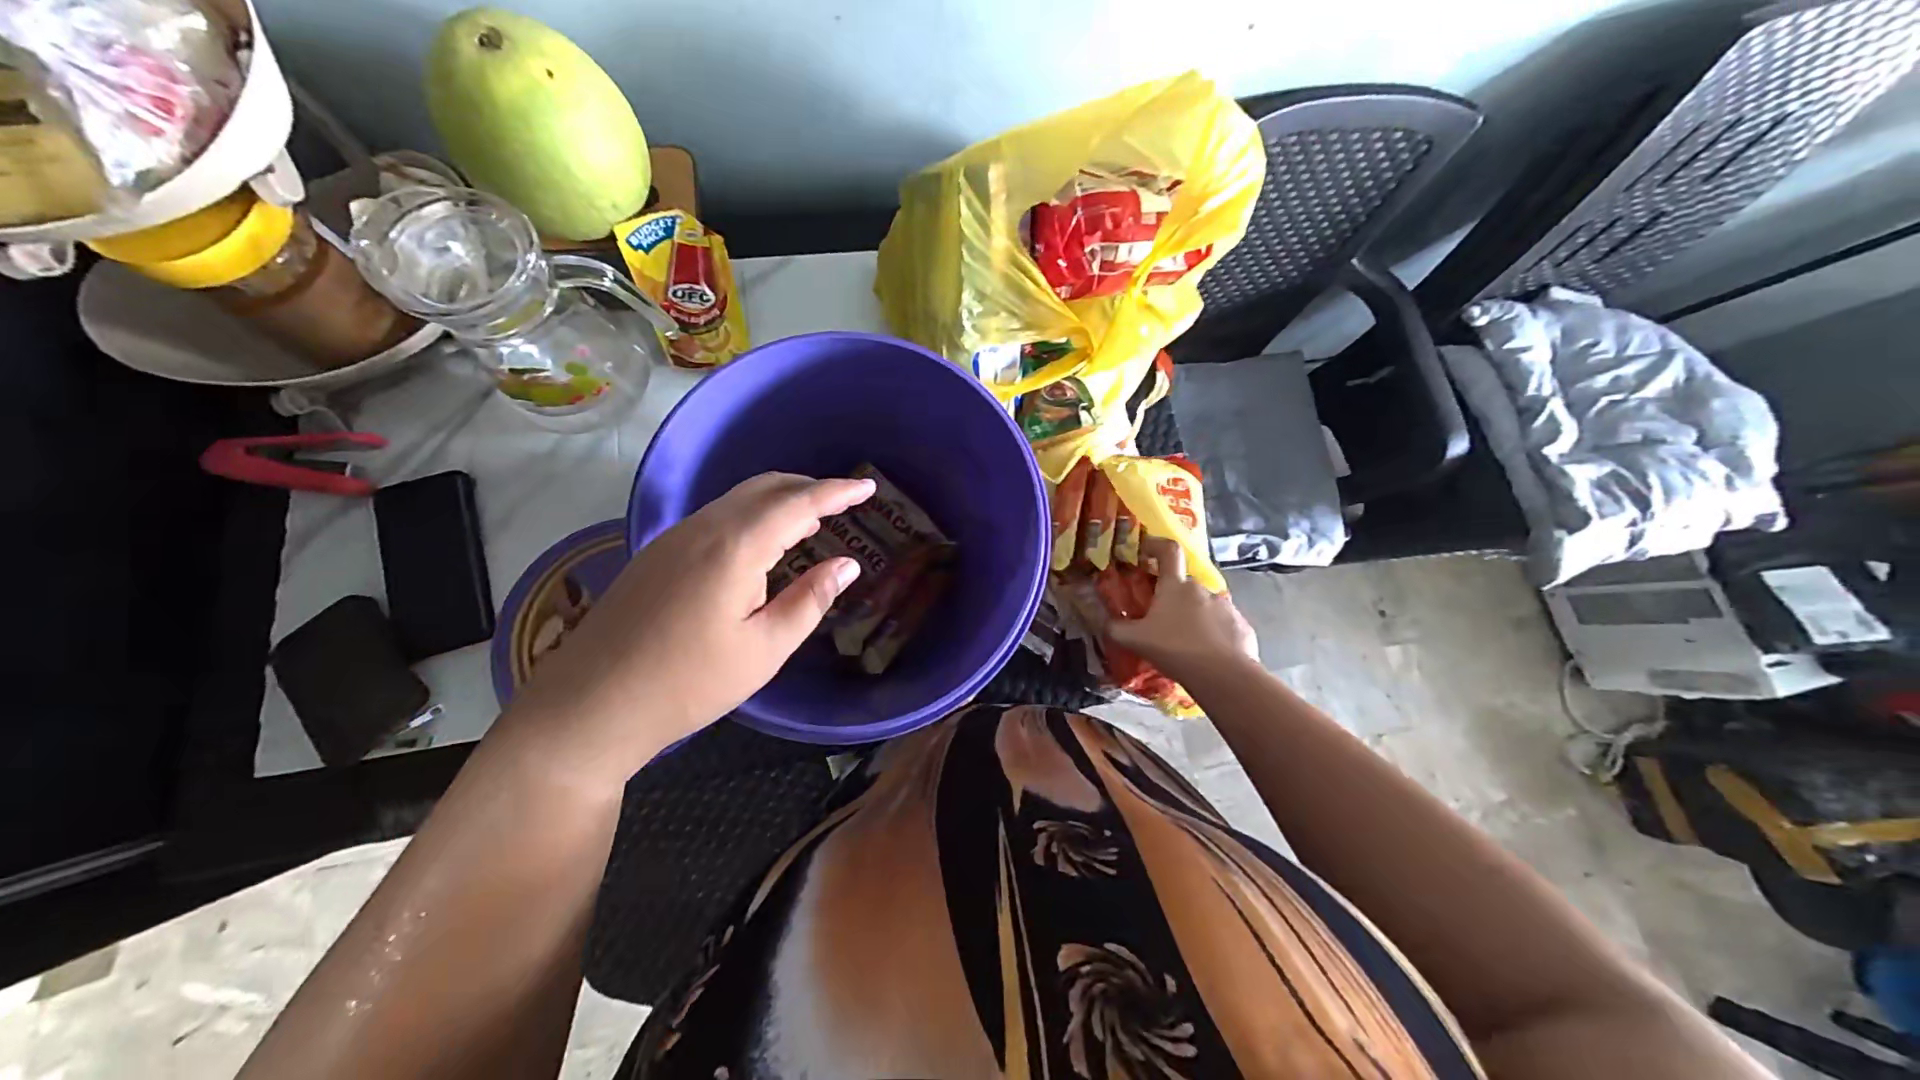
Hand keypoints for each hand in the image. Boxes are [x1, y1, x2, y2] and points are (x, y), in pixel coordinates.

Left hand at [503, 472, 873, 784]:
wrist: (590, 705)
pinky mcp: (657, 555)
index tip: (868, 487)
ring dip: (779, 502)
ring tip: (811, 523)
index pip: (797, 503)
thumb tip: (847, 564)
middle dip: (808, 488)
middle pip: (764, 488)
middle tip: (843, 504)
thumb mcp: (763, 650)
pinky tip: (761, 547)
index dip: (836, 492)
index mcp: (735, 547)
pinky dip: (752, 517)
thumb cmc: (688, 683)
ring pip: (737, 500)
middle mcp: (703, 529)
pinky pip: (717, 517)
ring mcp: (674, 539)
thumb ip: (809, 600)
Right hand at [1106, 536, 1259, 681]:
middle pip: (1183, 585)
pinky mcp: (1242, 625)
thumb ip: (1115, 628)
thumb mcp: (1135, 640)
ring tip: (1184, 642)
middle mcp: (1202, 588)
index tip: (1144, 551)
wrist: (1224, 676)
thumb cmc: (1175, 649)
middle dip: (1171, 597)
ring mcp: (1226, 606)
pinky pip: (1223, 624)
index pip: (1168, 551)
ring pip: (1204, 605)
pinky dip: (1213, 633)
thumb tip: (1102, 620)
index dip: (1156, 545)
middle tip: (1159, 619)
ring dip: (1193, 616)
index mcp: (1175, 586)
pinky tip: (1207, 653)